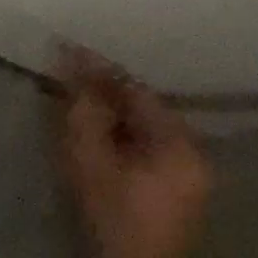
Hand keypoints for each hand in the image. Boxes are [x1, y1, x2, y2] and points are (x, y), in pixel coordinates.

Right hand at [55, 46, 211, 257]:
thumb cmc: (111, 208)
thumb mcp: (89, 151)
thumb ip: (83, 101)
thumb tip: (72, 55)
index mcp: (180, 141)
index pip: (134, 88)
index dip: (97, 68)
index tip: (63, 48)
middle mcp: (194, 152)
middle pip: (140, 106)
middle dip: (101, 90)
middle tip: (64, 76)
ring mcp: (189, 174)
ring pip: (141, 126)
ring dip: (107, 111)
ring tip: (72, 100)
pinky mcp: (175, 189)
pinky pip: (144, 145)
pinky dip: (117, 133)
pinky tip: (92, 131)